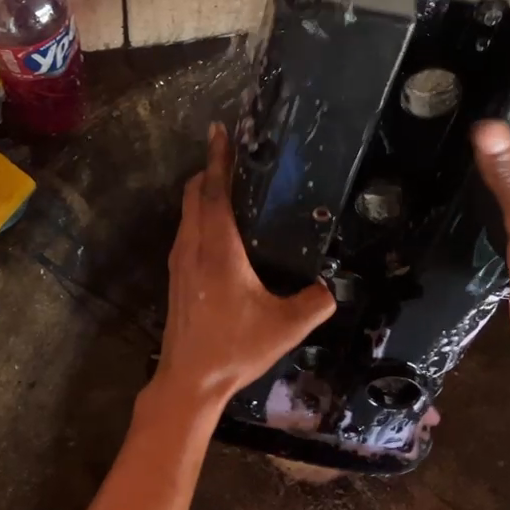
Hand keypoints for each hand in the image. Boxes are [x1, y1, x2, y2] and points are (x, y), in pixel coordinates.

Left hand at [155, 124, 336, 403]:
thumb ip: (315, 302)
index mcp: (218, 250)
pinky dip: (200, 215)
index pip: (215, 192)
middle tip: (235, 156)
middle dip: (211, 169)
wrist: (189, 380)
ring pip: (187, 212)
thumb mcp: (285, 326)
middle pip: (195, 194)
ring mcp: (180, 261)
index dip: (218, 159)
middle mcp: (193, 247)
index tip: (218, 130)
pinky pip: (186, 230)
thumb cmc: (235, 348)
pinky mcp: (176, 276)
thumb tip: (332, 286)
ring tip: (231, 186)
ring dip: (204, 193)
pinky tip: (220, 229)